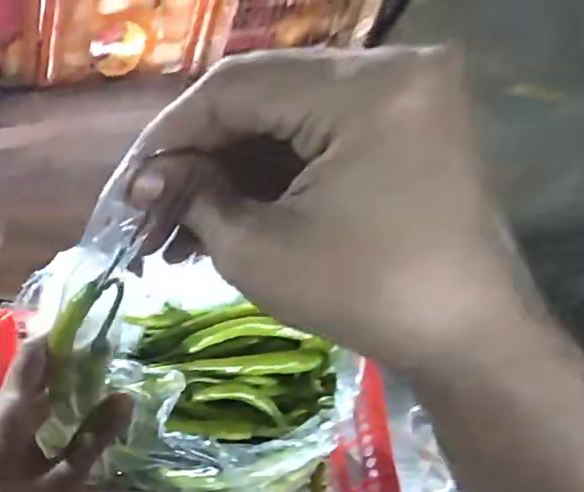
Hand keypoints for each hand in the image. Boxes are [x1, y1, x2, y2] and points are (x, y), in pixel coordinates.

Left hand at [0, 337, 131, 491]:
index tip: (95, 327)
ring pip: (26, 393)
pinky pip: (20, 412)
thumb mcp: (63, 480)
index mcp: (9, 412)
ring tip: (96, 381)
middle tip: (106, 356)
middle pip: (30, 371)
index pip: (33, 354)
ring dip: (56, 384)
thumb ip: (94, 439)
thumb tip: (126, 397)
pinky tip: (69, 417)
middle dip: (65, 359)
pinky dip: (45, 406)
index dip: (62, 335)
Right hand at [126, 46, 539, 371]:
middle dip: (191, 162)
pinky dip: (259, 181)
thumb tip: (145, 180)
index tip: (127, 188)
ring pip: (278, 123)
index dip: (168, 137)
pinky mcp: (397, 128)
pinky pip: (309, 141)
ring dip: (219, 177)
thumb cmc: (356, 294)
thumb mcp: (257, 249)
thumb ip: (197, 199)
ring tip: (169, 236)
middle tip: (144, 218)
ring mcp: (398, 96)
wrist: (456, 330)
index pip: (235, 87)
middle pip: (258, 99)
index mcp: (364, 88)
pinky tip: (214, 224)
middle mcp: (390, 68)